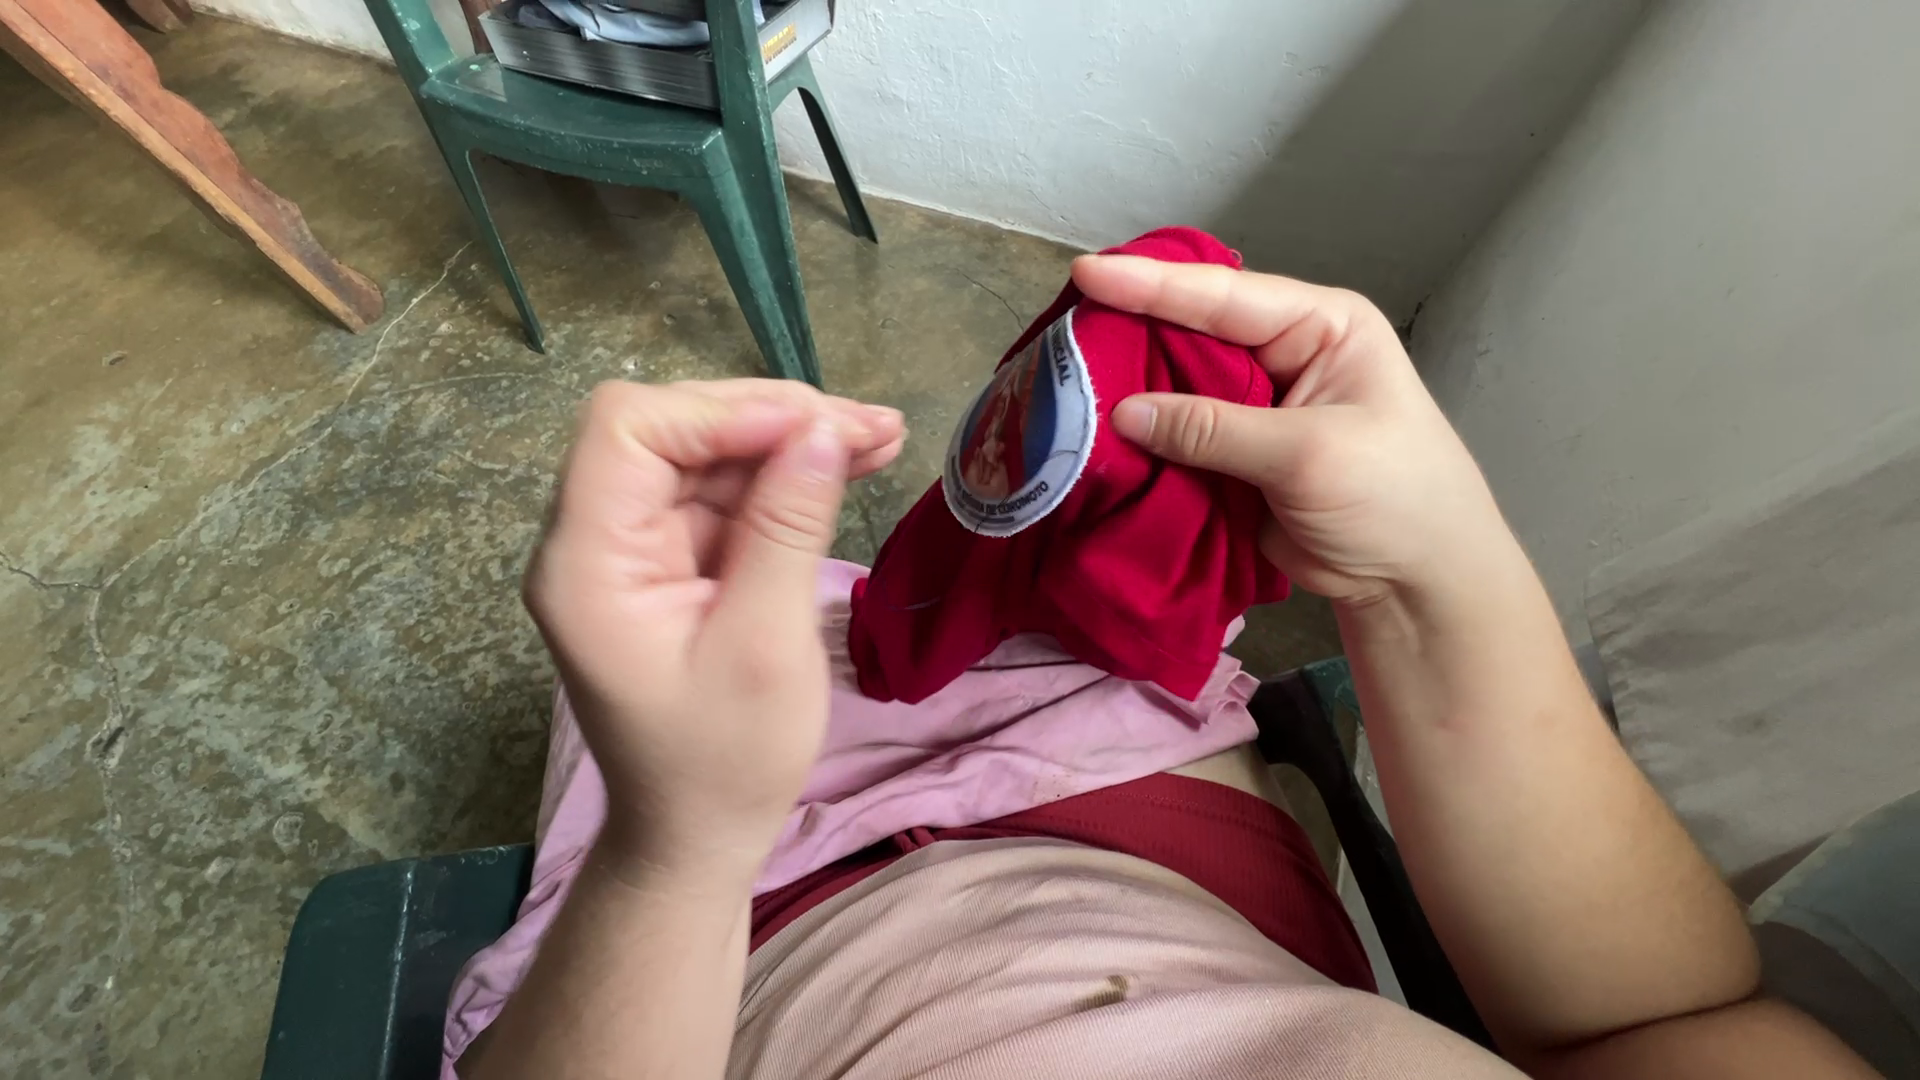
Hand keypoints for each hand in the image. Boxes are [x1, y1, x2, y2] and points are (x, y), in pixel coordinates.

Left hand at [523, 379, 904, 884]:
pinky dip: (791, 476)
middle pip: (675, 430)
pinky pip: (731, 492)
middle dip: (776, 419)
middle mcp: (598, 539)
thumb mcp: (767, 645)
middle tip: (874, 427)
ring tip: (881, 438)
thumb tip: (824, 431)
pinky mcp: (677, 558)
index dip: (724, 412)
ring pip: (713, 454)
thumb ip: (788, 529)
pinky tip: (852, 464)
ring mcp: (639, 546)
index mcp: (588, 564)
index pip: (629, 430)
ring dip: (796, 441)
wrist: (702, 829)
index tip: (818, 430)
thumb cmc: (728, 759)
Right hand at [1072, 255, 1513, 608]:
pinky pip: (1175, 436)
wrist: (1410, 582)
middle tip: (1063, 325)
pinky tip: (1096, 428)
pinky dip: (1140, 436)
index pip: (1224, 297)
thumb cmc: (1392, 498)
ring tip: (1064, 372)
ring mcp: (1252, 407)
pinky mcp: (1230, 455)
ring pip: (1176, 385)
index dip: (1151, 285)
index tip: (1086, 273)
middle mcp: (1280, 355)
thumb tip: (1122, 412)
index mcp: (1319, 327)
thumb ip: (1214, 429)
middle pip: (1191, 333)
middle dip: (1131, 329)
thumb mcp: (1308, 454)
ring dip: (1129, 385)